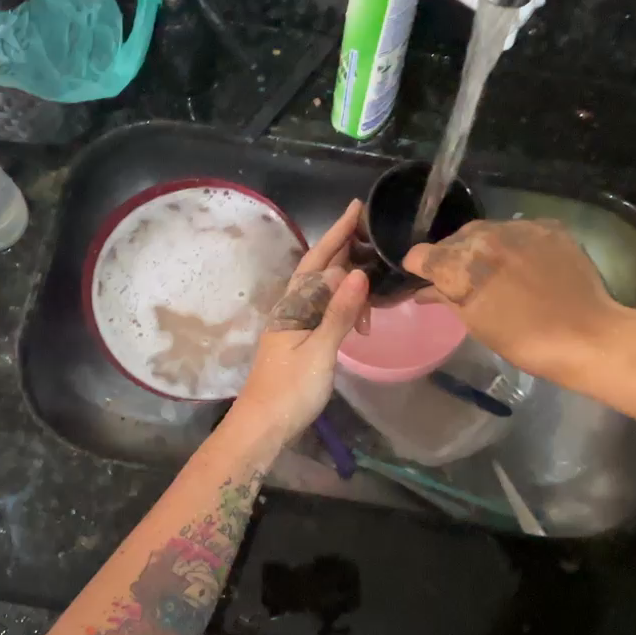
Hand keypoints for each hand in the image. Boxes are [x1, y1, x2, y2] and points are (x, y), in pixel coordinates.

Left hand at [227, 200, 370, 444]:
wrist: (261, 426)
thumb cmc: (290, 390)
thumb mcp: (320, 351)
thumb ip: (338, 313)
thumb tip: (358, 272)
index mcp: (293, 307)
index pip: (319, 261)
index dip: (338, 235)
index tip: (356, 208)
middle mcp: (290, 310)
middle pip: (317, 270)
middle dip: (343, 250)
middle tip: (372, 236)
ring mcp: (292, 326)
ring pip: (321, 292)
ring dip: (346, 284)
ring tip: (374, 292)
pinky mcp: (296, 343)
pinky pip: (321, 311)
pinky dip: (341, 306)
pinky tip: (355, 317)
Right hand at [403, 218, 620, 381]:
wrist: (585, 335)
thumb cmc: (522, 340)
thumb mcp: (475, 324)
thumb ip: (446, 298)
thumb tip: (426, 290)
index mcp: (459, 265)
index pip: (422, 255)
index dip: (418, 268)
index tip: (423, 279)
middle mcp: (484, 237)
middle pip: (454, 240)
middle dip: (452, 257)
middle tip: (462, 282)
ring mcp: (519, 228)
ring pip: (486, 231)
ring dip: (483, 249)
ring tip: (496, 273)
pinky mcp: (549, 227)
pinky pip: (519, 231)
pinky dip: (514, 245)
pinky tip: (525, 266)